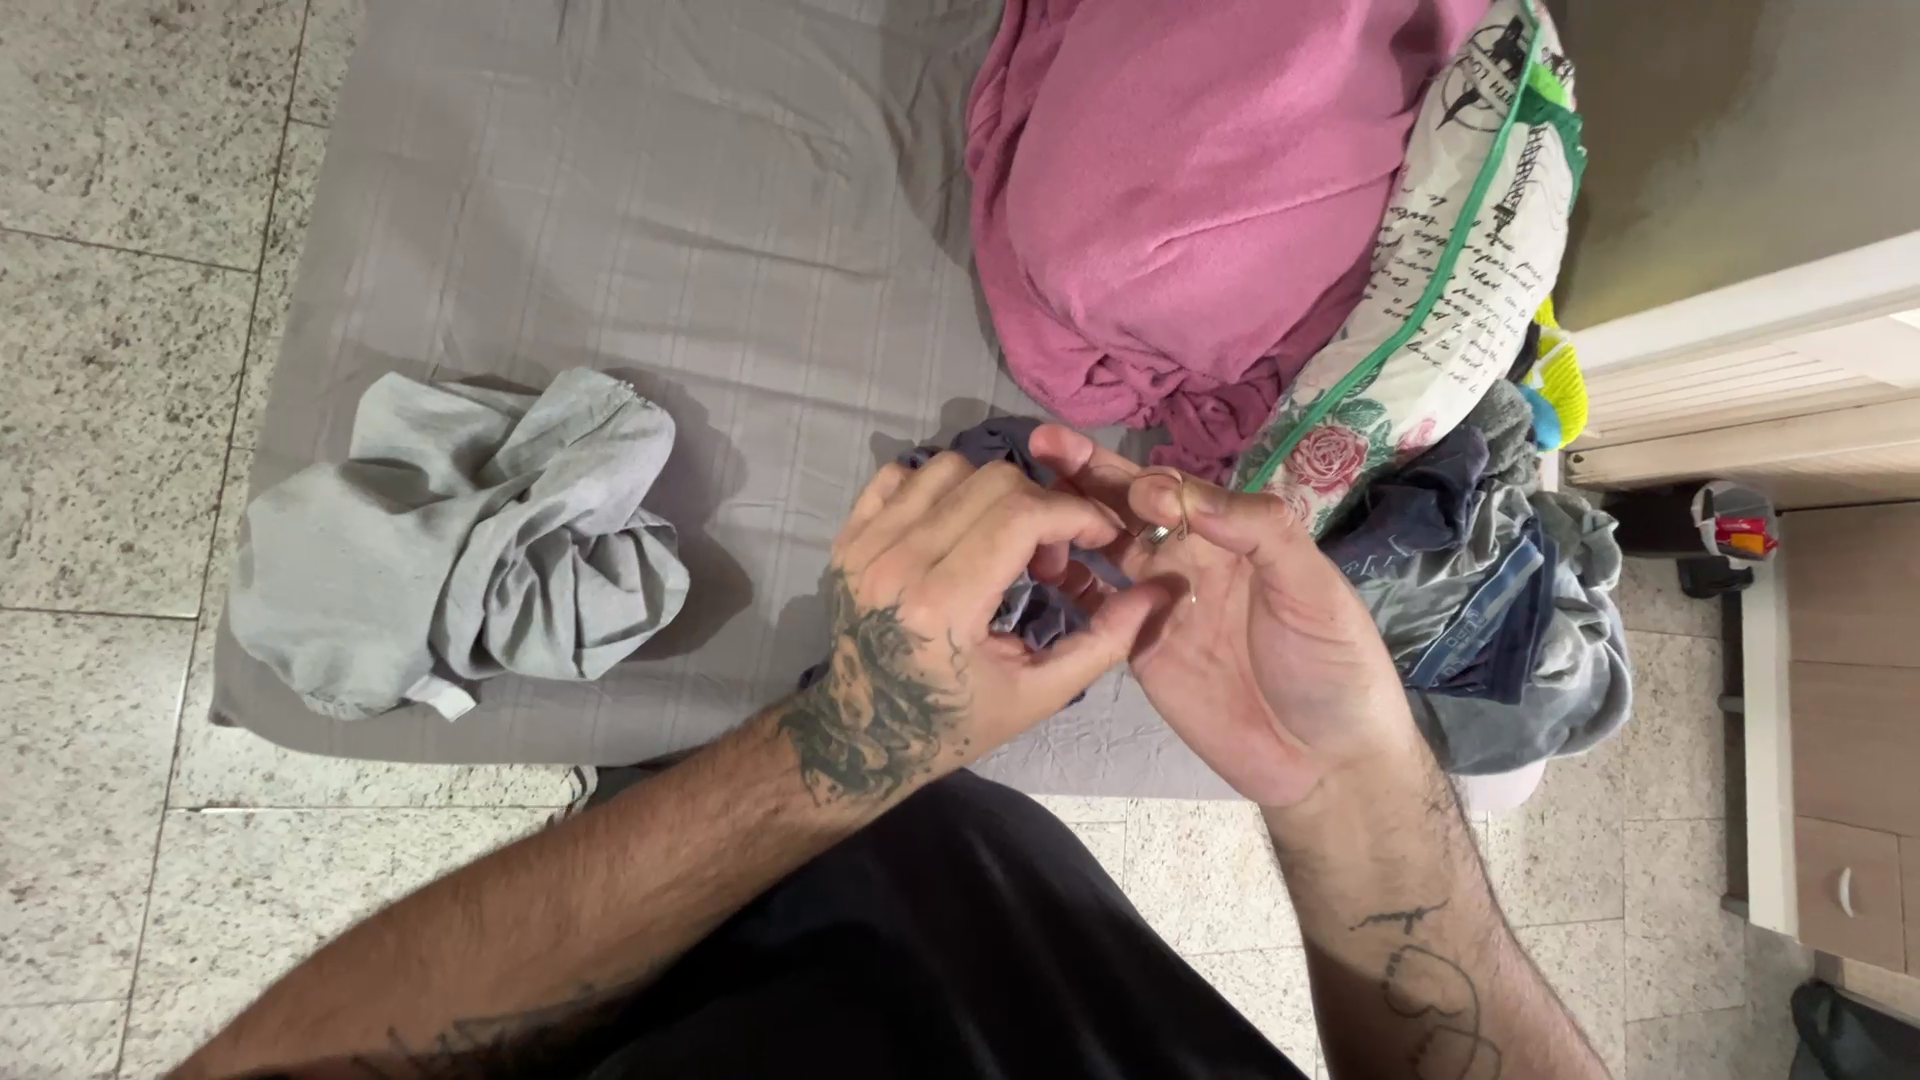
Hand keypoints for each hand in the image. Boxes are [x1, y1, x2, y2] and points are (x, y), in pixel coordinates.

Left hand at [776, 452, 1170, 806]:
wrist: (861, 736)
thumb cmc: (953, 723)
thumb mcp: (1038, 695)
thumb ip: (1102, 642)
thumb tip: (1158, 593)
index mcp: (945, 604)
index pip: (1023, 515)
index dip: (1075, 514)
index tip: (1098, 535)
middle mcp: (899, 562)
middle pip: (992, 481)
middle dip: (1041, 506)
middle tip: (1046, 557)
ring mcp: (866, 545)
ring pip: (947, 468)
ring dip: (992, 492)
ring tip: (1000, 540)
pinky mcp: (847, 538)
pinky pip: (897, 475)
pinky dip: (937, 487)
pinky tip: (954, 525)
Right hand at [1028, 425, 1421, 807]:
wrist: (1319, 764)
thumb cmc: (1332, 667)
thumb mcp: (1313, 591)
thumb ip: (1260, 532)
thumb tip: (1182, 490)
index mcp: (1233, 538)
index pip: (1179, 490)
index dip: (1152, 481)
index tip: (1140, 493)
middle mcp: (1188, 559)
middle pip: (1129, 507)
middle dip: (1089, 473)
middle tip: (1043, 441)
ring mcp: (1155, 601)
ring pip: (1103, 546)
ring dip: (1067, 517)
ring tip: (1026, 496)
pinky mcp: (1134, 643)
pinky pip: (1094, 603)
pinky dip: (1065, 580)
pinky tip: (1034, 561)